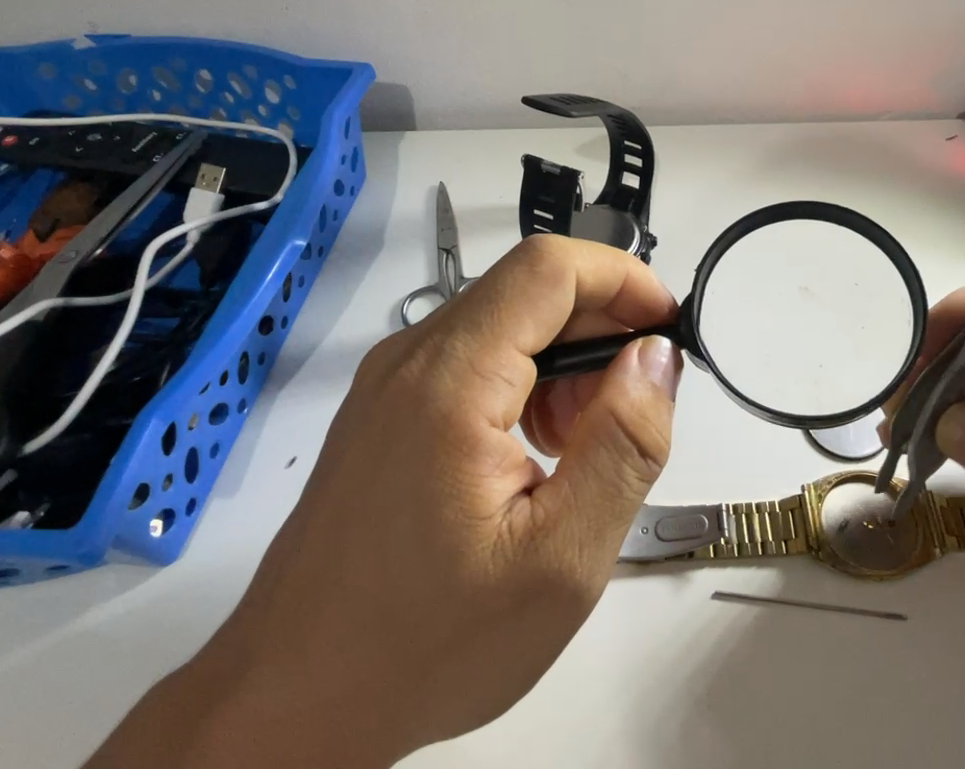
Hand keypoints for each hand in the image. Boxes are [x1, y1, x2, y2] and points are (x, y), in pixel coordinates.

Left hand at [90, 236, 682, 768]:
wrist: (294, 697)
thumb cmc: (429, 642)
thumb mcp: (561, 560)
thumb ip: (622, 445)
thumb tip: (654, 356)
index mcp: (451, 380)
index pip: (549, 268)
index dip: (623, 279)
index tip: (670, 332)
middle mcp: (409, 359)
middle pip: (525, 292)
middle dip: (599, 333)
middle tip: (631, 417)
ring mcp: (387, 384)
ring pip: (500, 327)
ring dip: (563, 366)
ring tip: (583, 451)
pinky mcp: (381, 413)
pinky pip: (469, 364)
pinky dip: (523, 386)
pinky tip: (535, 459)